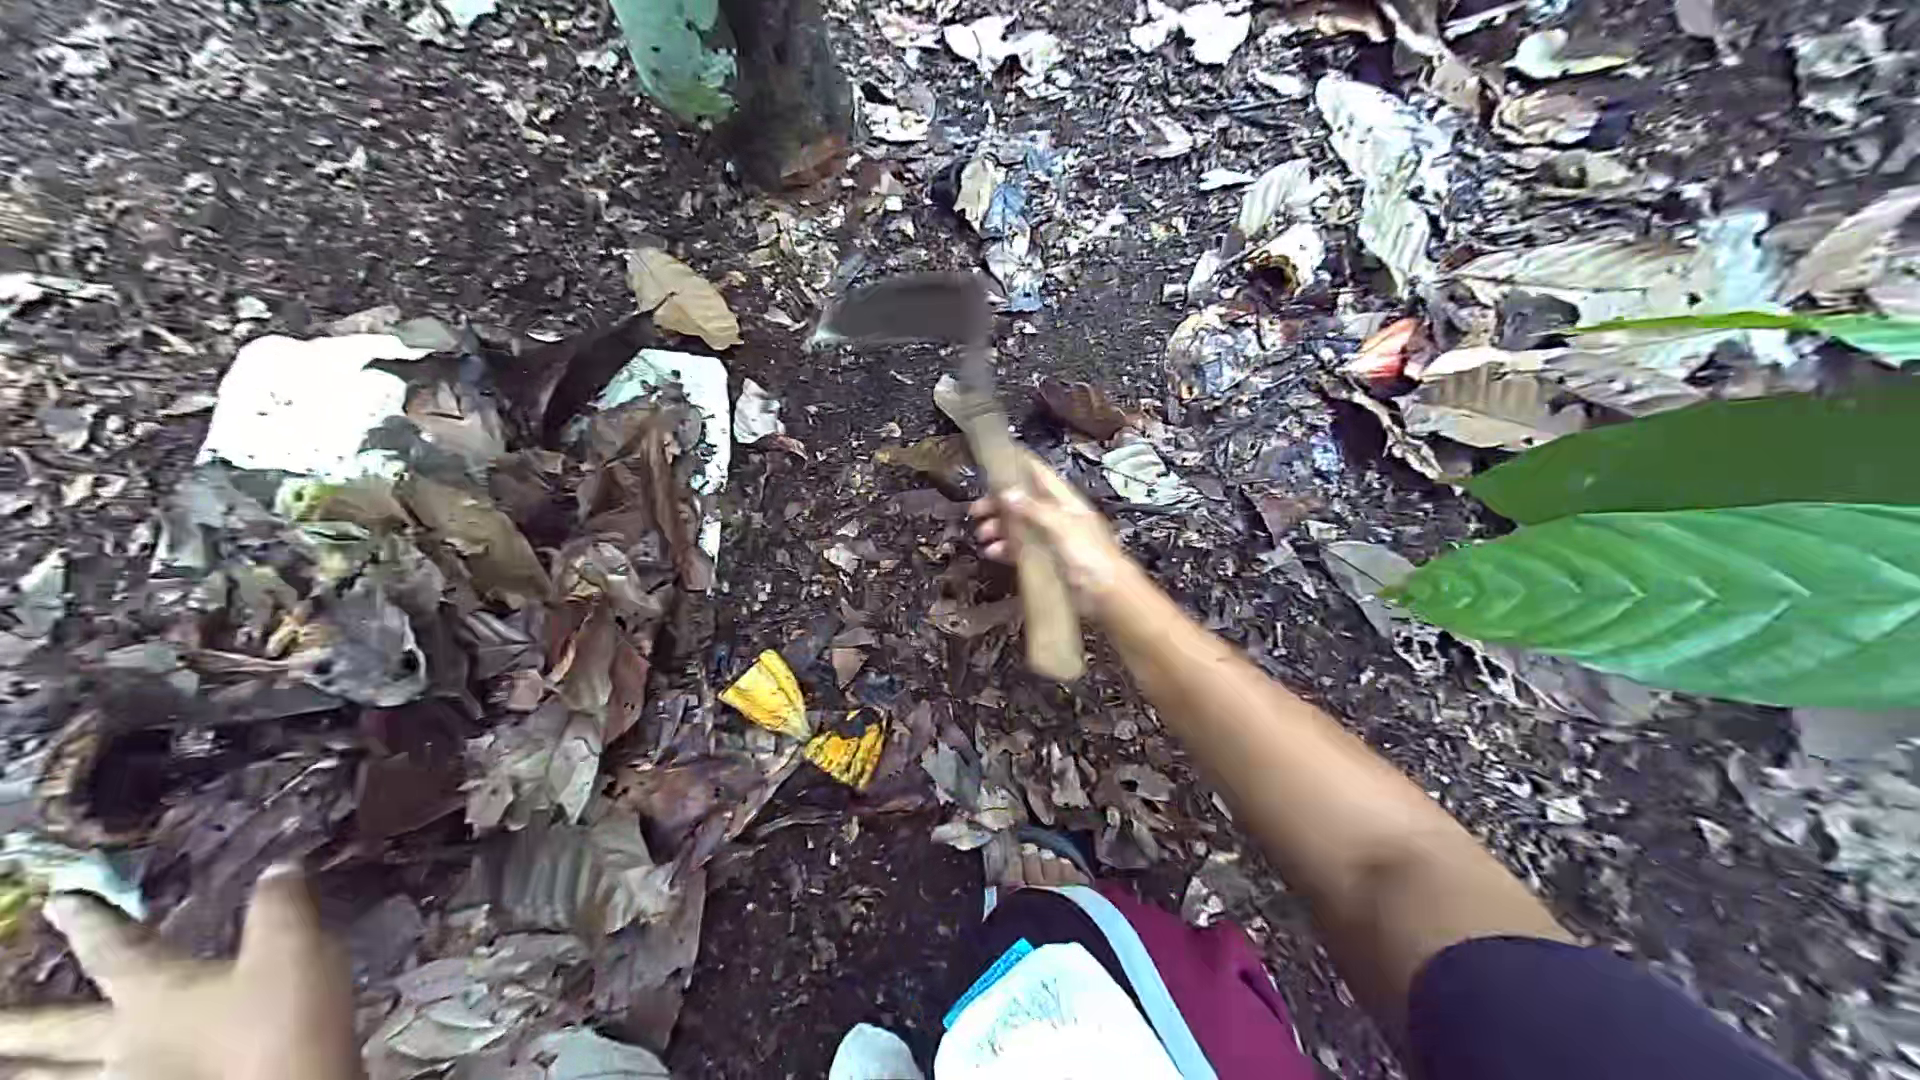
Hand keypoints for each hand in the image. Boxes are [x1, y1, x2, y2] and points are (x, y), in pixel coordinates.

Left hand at [0, 865, 360, 1079]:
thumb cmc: (279, 1014)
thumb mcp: (293, 946)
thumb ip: (279, 906)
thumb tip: (276, 868)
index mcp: (156, 994)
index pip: (117, 950)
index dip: (93, 922)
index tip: (60, 899)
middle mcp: (124, 1040)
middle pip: (52, 1031)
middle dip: (10, 1021)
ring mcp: (127, 1079)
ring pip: (48, 1079)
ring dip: (16, 1070)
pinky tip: (68, 1078)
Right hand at [970, 455, 1138, 616]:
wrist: (1108, 595)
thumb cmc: (1091, 557)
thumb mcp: (1061, 526)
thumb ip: (1034, 509)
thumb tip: (1008, 492)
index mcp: (1065, 501)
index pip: (1039, 474)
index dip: (1018, 465)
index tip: (994, 461)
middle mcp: (1057, 516)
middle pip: (1023, 501)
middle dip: (999, 504)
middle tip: (976, 510)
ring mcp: (1052, 539)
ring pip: (1020, 526)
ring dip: (999, 528)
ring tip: (983, 535)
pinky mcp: (1048, 560)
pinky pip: (1022, 549)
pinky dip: (1006, 549)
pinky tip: (993, 552)